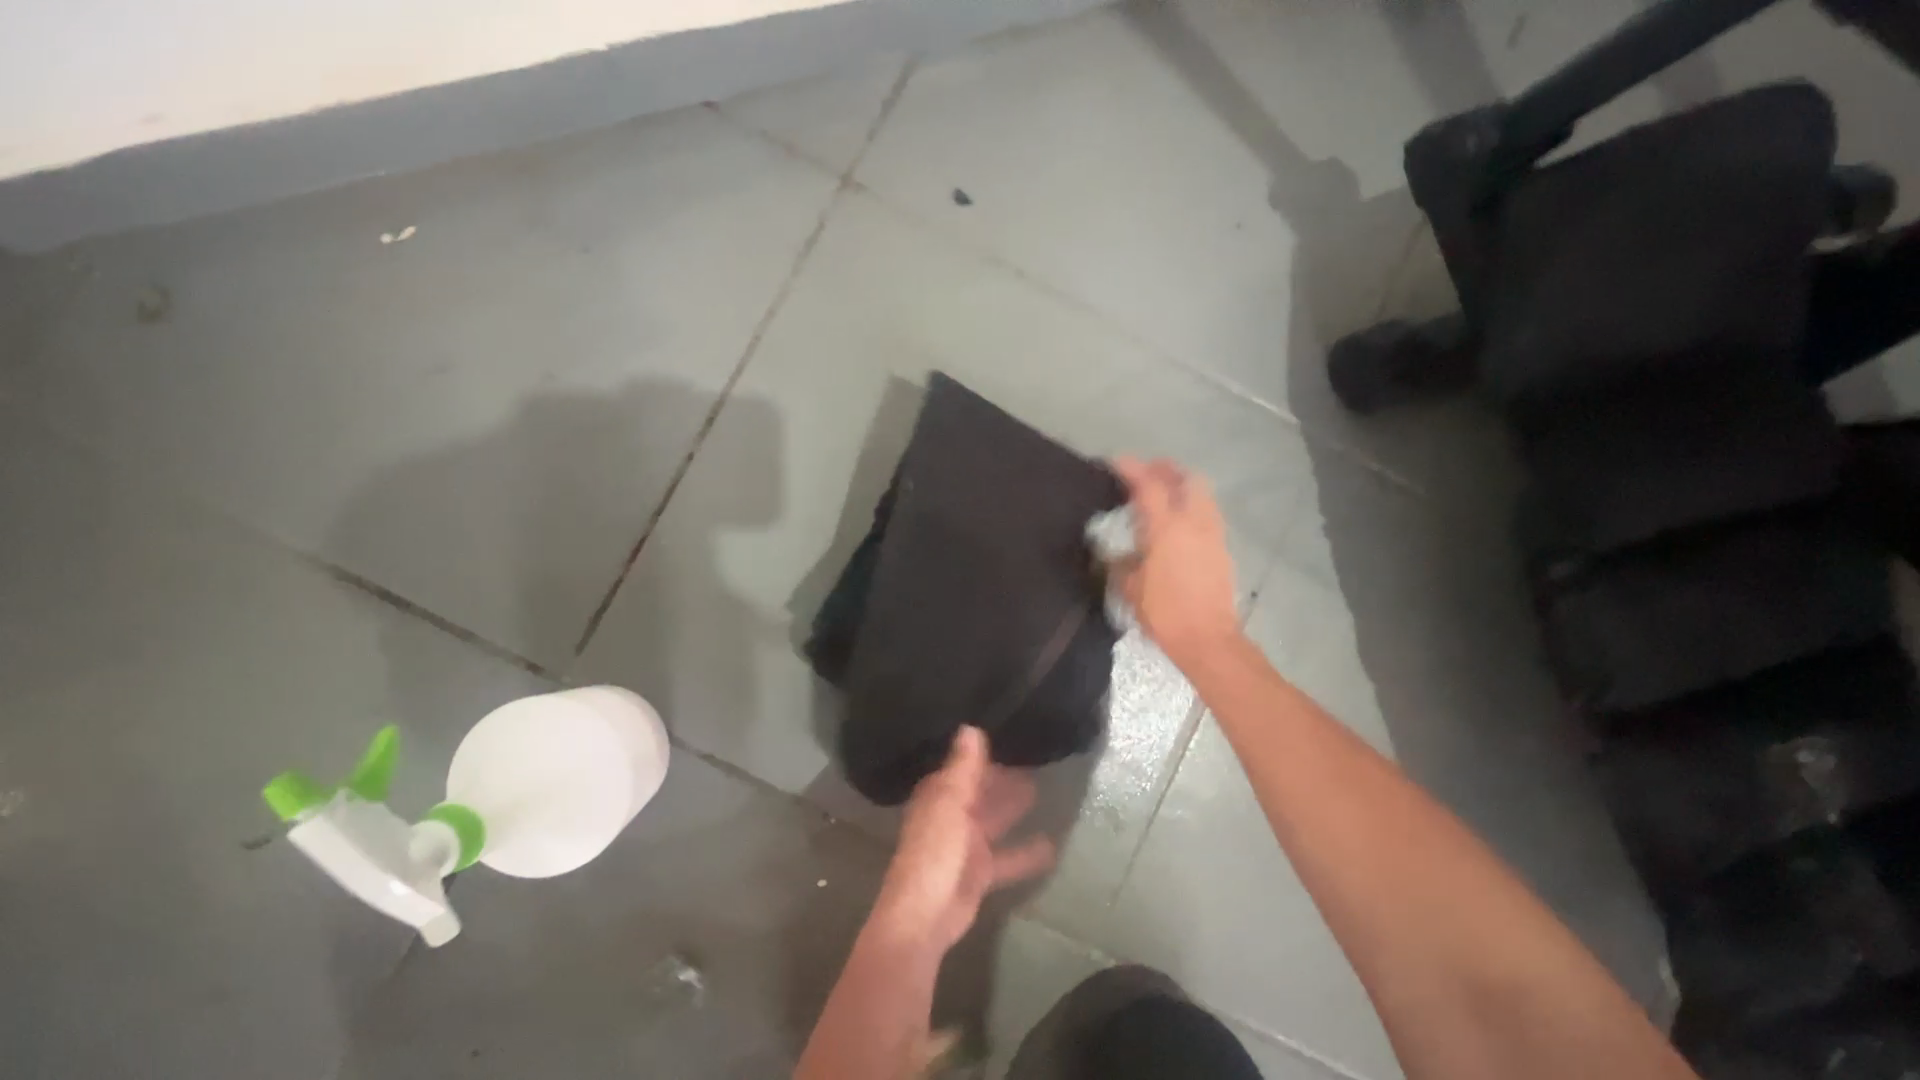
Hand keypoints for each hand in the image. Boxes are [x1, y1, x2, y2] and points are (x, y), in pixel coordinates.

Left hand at [871, 727, 1054, 951]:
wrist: (924, 916)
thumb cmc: (934, 853)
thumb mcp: (951, 804)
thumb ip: (964, 768)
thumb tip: (970, 726)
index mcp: (938, 796)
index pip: (962, 767)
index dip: (982, 754)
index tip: (1009, 735)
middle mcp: (950, 816)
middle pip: (979, 791)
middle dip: (1002, 777)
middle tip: (1034, 758)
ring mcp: (965, 846)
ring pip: (994, 819)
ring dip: (1013, 807)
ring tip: (1043, 789)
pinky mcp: (980, 873)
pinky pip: (1007, 856)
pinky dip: (1026, 851)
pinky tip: (1052, 845)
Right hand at [1111, 457, 1240, 664]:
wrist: (1208, 639)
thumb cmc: (1164, 613)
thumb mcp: (1131, 589)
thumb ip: (1121, 564)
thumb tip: (1117, 555)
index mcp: (1167, 528)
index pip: (1149, 485)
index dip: (1132, 469)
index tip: (1116, 462)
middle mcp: (1194, 523)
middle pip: (1186, 479)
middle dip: (1166, 470)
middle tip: (1146, 473)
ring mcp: (1213, 535)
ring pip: (1202, 495)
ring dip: (1183, 487)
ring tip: (1164, 495)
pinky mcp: (1222, 550)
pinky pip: (1208, 515)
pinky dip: (1192, 507)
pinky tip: (1179, 524)